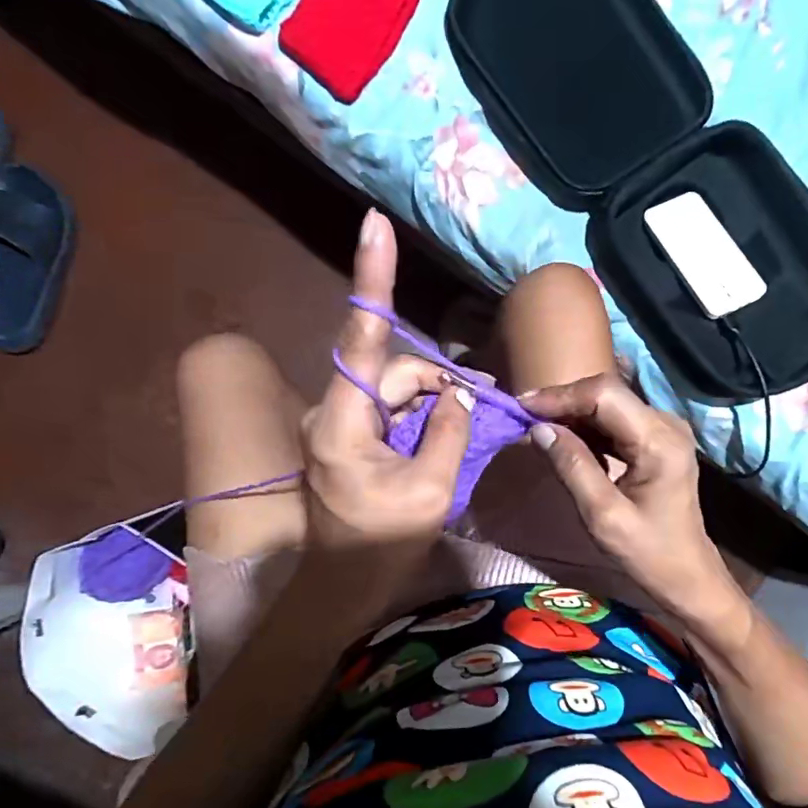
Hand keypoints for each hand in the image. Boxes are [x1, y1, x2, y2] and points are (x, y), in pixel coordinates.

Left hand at [299, 211, 472, 560]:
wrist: (343, 583)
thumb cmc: (383, 544)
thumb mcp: (430, 490)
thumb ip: (448, 430)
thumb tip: (457, 392)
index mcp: (342, 423)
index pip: (361, 338)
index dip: (372, 278)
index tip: (374, 224)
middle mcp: (330, 410)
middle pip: (391, 371)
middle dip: (434, 386)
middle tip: (476, 409)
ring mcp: (333, 421)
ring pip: (392, 389)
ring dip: (427, 404)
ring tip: (453, 436)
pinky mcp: (341, 432)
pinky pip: (385, 407)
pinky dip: (414, 416)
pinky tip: (432, 441)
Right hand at [520, 374, 747, 628]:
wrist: (686, 575)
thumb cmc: (647, 552)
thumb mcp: (602, 515)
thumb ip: (572, 467)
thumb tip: (538, 429)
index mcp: (659, 441)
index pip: (605, 395)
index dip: (561, 396)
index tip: (523, 407)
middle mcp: (666, 424)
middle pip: (606, 392)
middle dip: (562, 401)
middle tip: (523, 416)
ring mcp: (663, 429)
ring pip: (607, 402)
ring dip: (570, 412)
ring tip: (535, 425)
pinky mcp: (654, 438)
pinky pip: (613, 419)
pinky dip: (584, 424)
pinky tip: (561, 437)